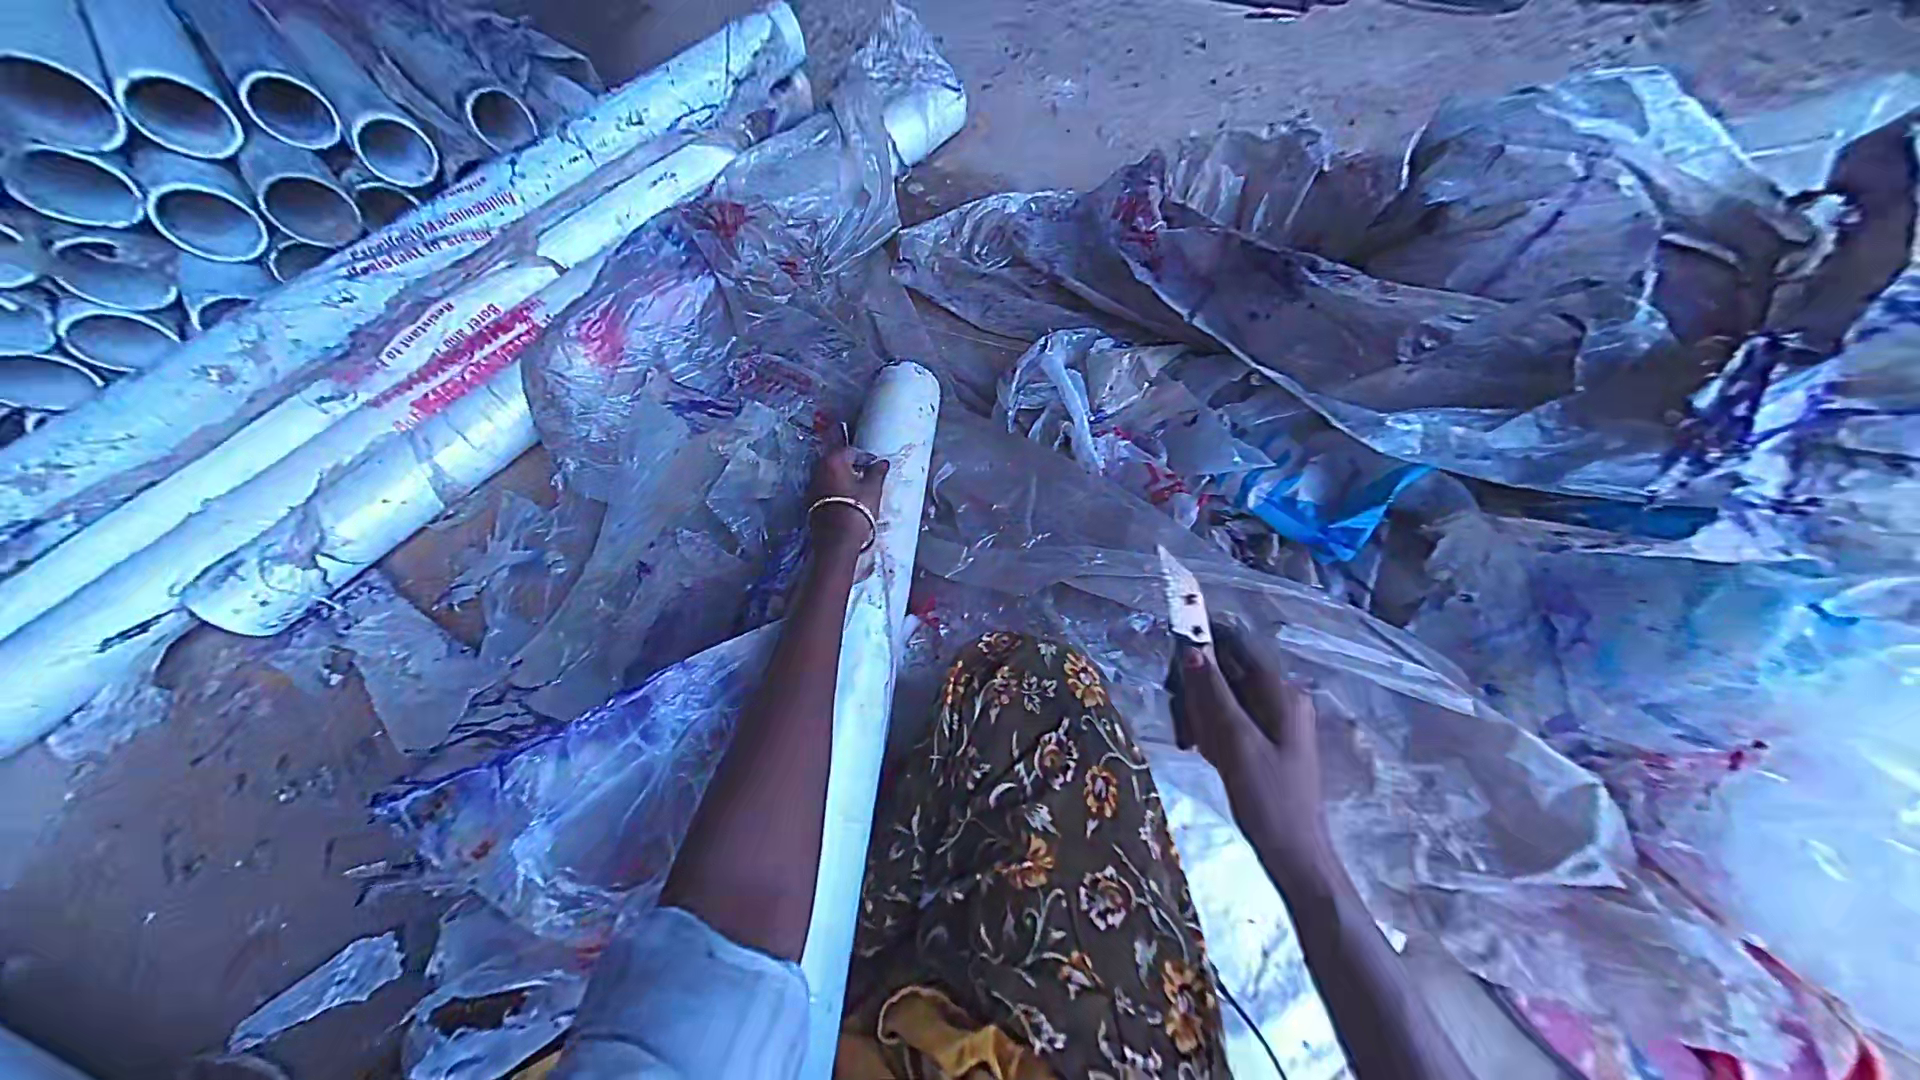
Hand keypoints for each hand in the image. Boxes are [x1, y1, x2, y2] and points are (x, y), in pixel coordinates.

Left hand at [808, 423, 889, 556]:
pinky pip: (825, 487)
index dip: (865, 456)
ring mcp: (812, 486)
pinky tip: (847, 497)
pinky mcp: (811, 501)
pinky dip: (836, 488)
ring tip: (859, 486)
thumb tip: (882, 462)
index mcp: (833, 461)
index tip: (875, 464)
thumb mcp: (873, 489)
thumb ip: (877, 472)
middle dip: (851, 465)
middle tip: (867, 473)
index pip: (850, 451)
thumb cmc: (857, 510)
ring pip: (830, 475)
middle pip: (836, 461)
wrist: (837, 540)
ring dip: (843, 477)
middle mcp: (819, 469)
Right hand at [1168, 620, 1336, 882]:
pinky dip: (1210, 727)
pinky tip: (1203, 749)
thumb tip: (1190, 649)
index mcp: (1281, 693)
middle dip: (1197, 688)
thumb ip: (1214, 693)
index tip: (1172, 663)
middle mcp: (1280, 698)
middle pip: (1226, 670)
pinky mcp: (1262, 738)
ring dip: (1200, 712)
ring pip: (1222, 695)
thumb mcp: (1236, 743)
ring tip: (1194, 741)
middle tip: (1184, 720)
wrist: (1294, 854)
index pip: (1237, 646)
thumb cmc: (1268, 799)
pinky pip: (1227, 717)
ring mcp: (1272, 719)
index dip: (1202, 645)